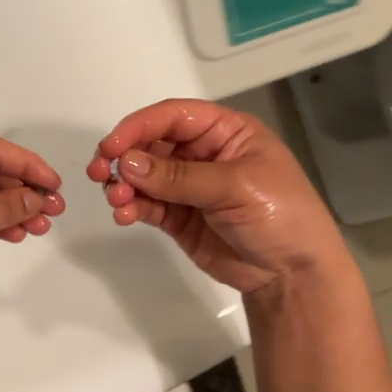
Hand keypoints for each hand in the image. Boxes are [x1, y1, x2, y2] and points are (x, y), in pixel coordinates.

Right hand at [86, 99, 350, 294]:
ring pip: (143, 175)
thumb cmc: (280, 216)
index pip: (174, 117)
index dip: (139, 126)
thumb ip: (179, 176)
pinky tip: (124, 215)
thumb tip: (127, 163)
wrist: (292, 274)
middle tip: (99, 172)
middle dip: (124, 156)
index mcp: (225, 132)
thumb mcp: (236, 187)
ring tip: (116, 201)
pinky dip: (131, 207)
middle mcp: (203, 153)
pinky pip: (146, 204)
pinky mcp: (178, 217)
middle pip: (151, 143)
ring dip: (123, 184)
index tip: (112, 147)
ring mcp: (188, 186)